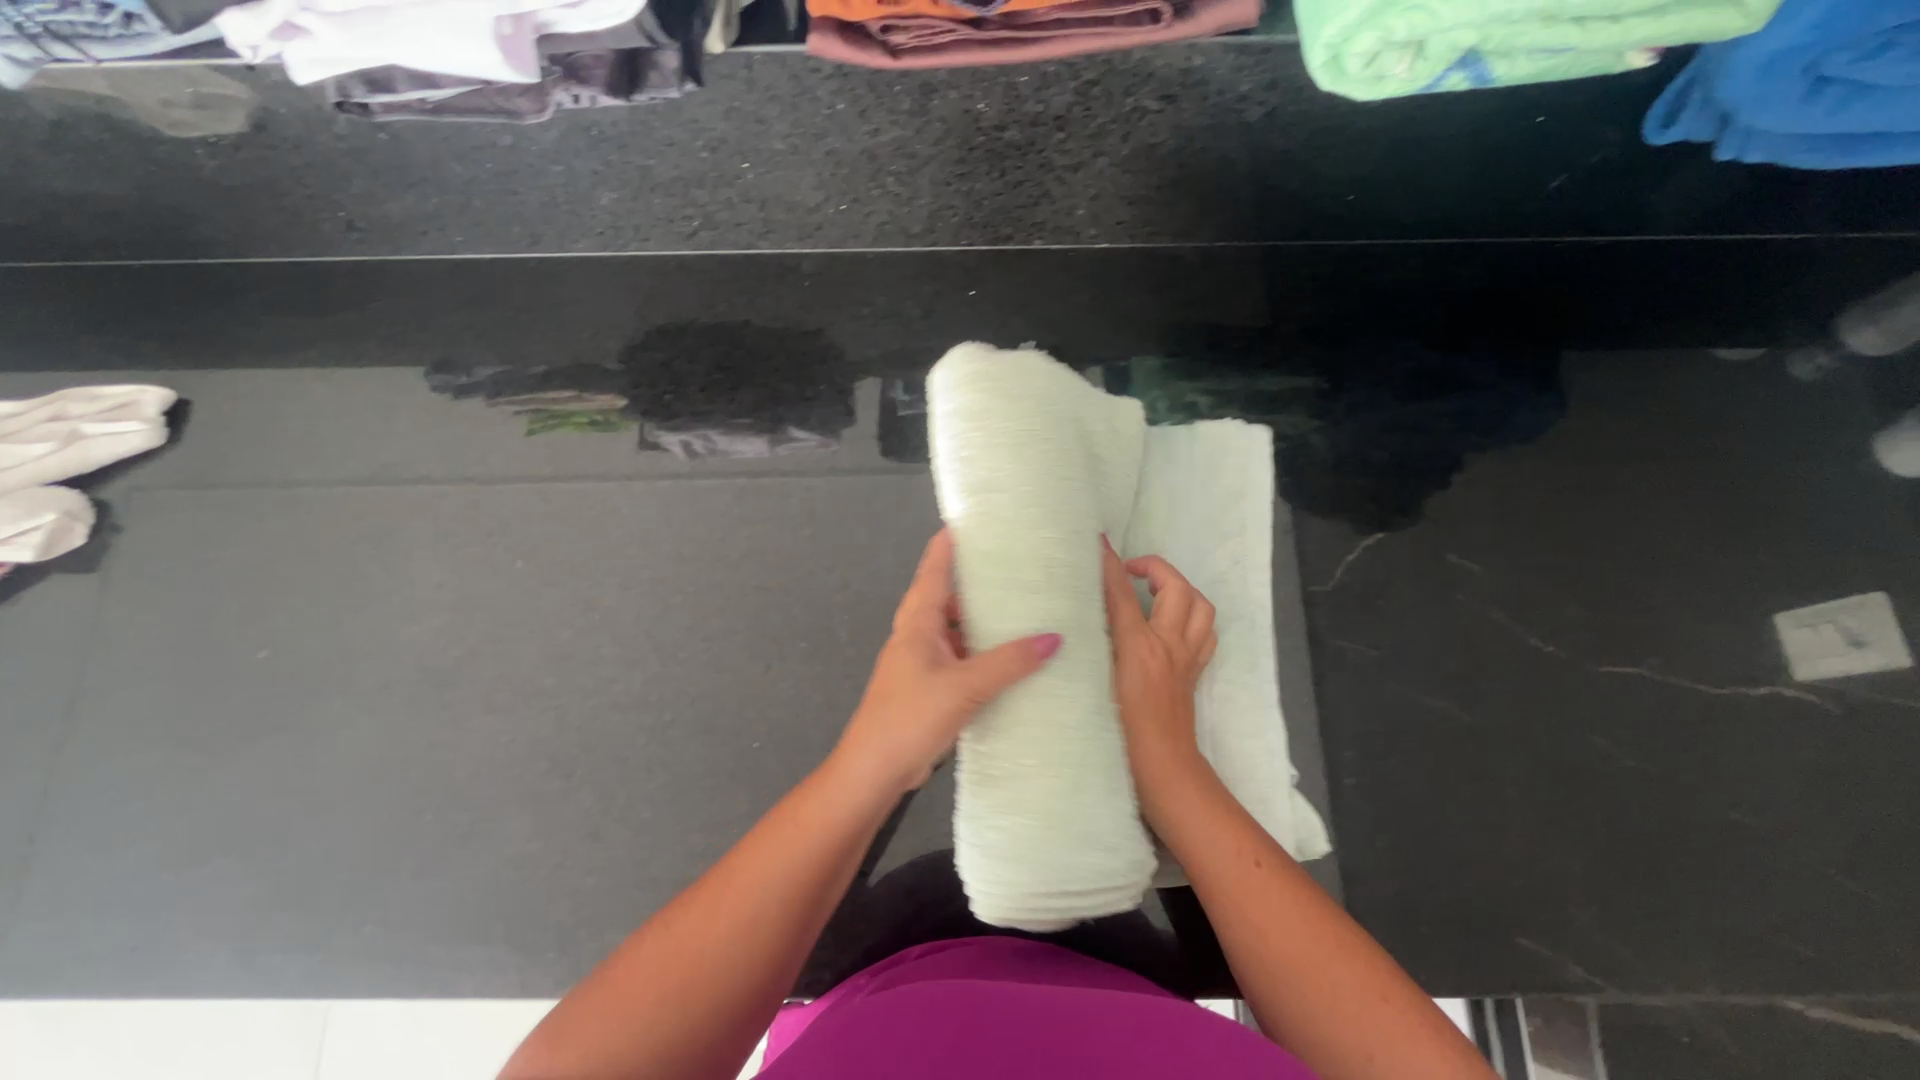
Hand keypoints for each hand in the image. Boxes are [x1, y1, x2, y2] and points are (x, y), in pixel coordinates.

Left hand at [834, 529, 1061, 794]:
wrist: (873, 771)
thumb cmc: (908, 718)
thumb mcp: (963, 687)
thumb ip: (1008, 663)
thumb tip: (1054, 638)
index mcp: (917, 622)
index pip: (934, 570)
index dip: (949, 543)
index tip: (973, 520)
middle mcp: (917, 636)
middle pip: (947, 598)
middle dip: (976, 581)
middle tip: (1015, 566)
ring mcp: (922, 664)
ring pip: (956, 631)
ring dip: (982, 621)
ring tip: (1022, 608)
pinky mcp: (930, 690)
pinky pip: (961, 661)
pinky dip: (982, 655)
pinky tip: (1010, 661)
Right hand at [1100, 539, 1217, 807]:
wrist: (1164, 770)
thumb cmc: (1120, 734)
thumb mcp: (1094, 685)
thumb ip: (1089, 649)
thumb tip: (1077, 620)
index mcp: (1139, 647)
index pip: (1122, 592)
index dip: (1108, 564)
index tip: (1096, 542)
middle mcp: (1169, 645)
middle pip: (1176, 588)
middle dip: (1155, 567)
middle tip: (1128, 570)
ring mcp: (1187, 659)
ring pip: (1200, 607)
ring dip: (1180, 589)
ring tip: (1154, 591)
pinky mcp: (1194, 673)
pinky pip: (1204, 633)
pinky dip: (1192, 618)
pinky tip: (1172, 624)